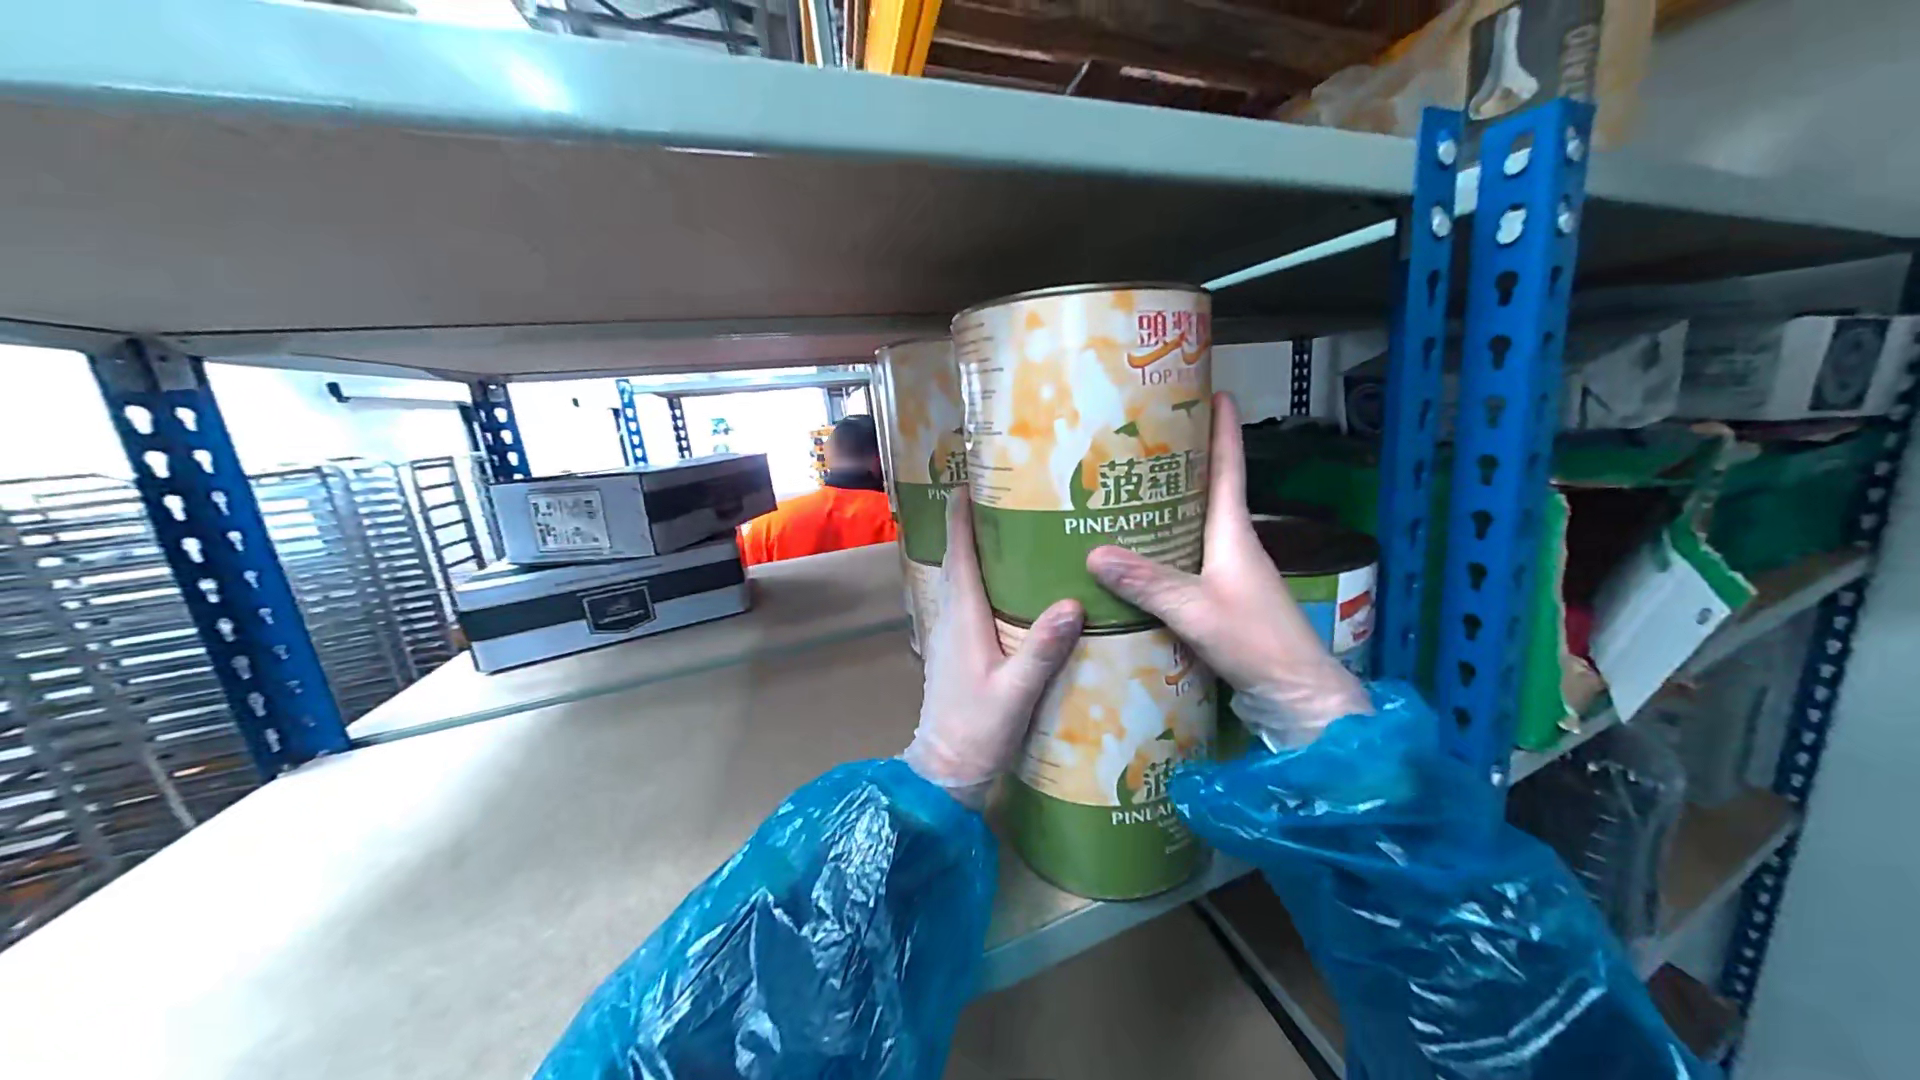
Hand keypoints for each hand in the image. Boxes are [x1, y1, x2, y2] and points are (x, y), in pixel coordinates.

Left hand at [903, 486, 1083, 807]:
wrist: (944, 770)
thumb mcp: (1015, 693)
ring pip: (963, 580)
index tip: (969, 482)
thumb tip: (1073, 603)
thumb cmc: (975, 732)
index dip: (960, 517)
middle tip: (1006, 499)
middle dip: (973, 526)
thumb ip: (1041, 650)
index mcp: (962, 618)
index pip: (958, 555)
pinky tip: (1013, 588)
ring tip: (1013, 533)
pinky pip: (969, 602)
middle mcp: (951, 618)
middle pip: (959, 560)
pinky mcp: (958, 650)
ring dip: (978, 553)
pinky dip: (984, 582)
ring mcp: (951, 634)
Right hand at [1085, 393, 1370, 745]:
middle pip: (1206, 492)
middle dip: (1181, 464)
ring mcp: (1227, 574)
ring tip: (1125, 494)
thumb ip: (1148, 582)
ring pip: (1193, 528)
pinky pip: (1185, 561)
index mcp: (1235, 533)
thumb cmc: (1256, 641)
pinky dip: (1161, 550)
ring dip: (1167, 509)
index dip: (1222, 430)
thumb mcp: (1197, 609)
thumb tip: (1093, 552)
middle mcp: (1233, 546)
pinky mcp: (1219, 600)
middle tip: (1141, 443)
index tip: (1213, 391)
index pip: (1228, 468)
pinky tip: (1133, 558)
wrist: (1294, 693)